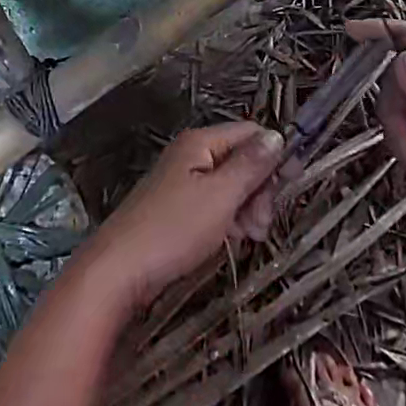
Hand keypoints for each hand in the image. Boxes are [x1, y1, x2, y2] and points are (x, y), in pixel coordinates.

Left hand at [77, 122, 284, 307]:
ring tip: (247, 236)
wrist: (118, 271)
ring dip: (247, 208)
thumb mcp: (220, 197)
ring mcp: (183, 182)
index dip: (274, 157)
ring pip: (231, 186)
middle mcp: (192, 155)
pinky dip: (229, 219)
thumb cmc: (172, 230)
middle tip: (260, 223)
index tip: (287, 188)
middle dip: (260, 189)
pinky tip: (232, 239)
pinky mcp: (178, 208)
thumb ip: (251, 165)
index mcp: (201, 143)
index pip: (251, 133)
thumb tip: (278, 135)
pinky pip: (215, 204)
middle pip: (243, 159)